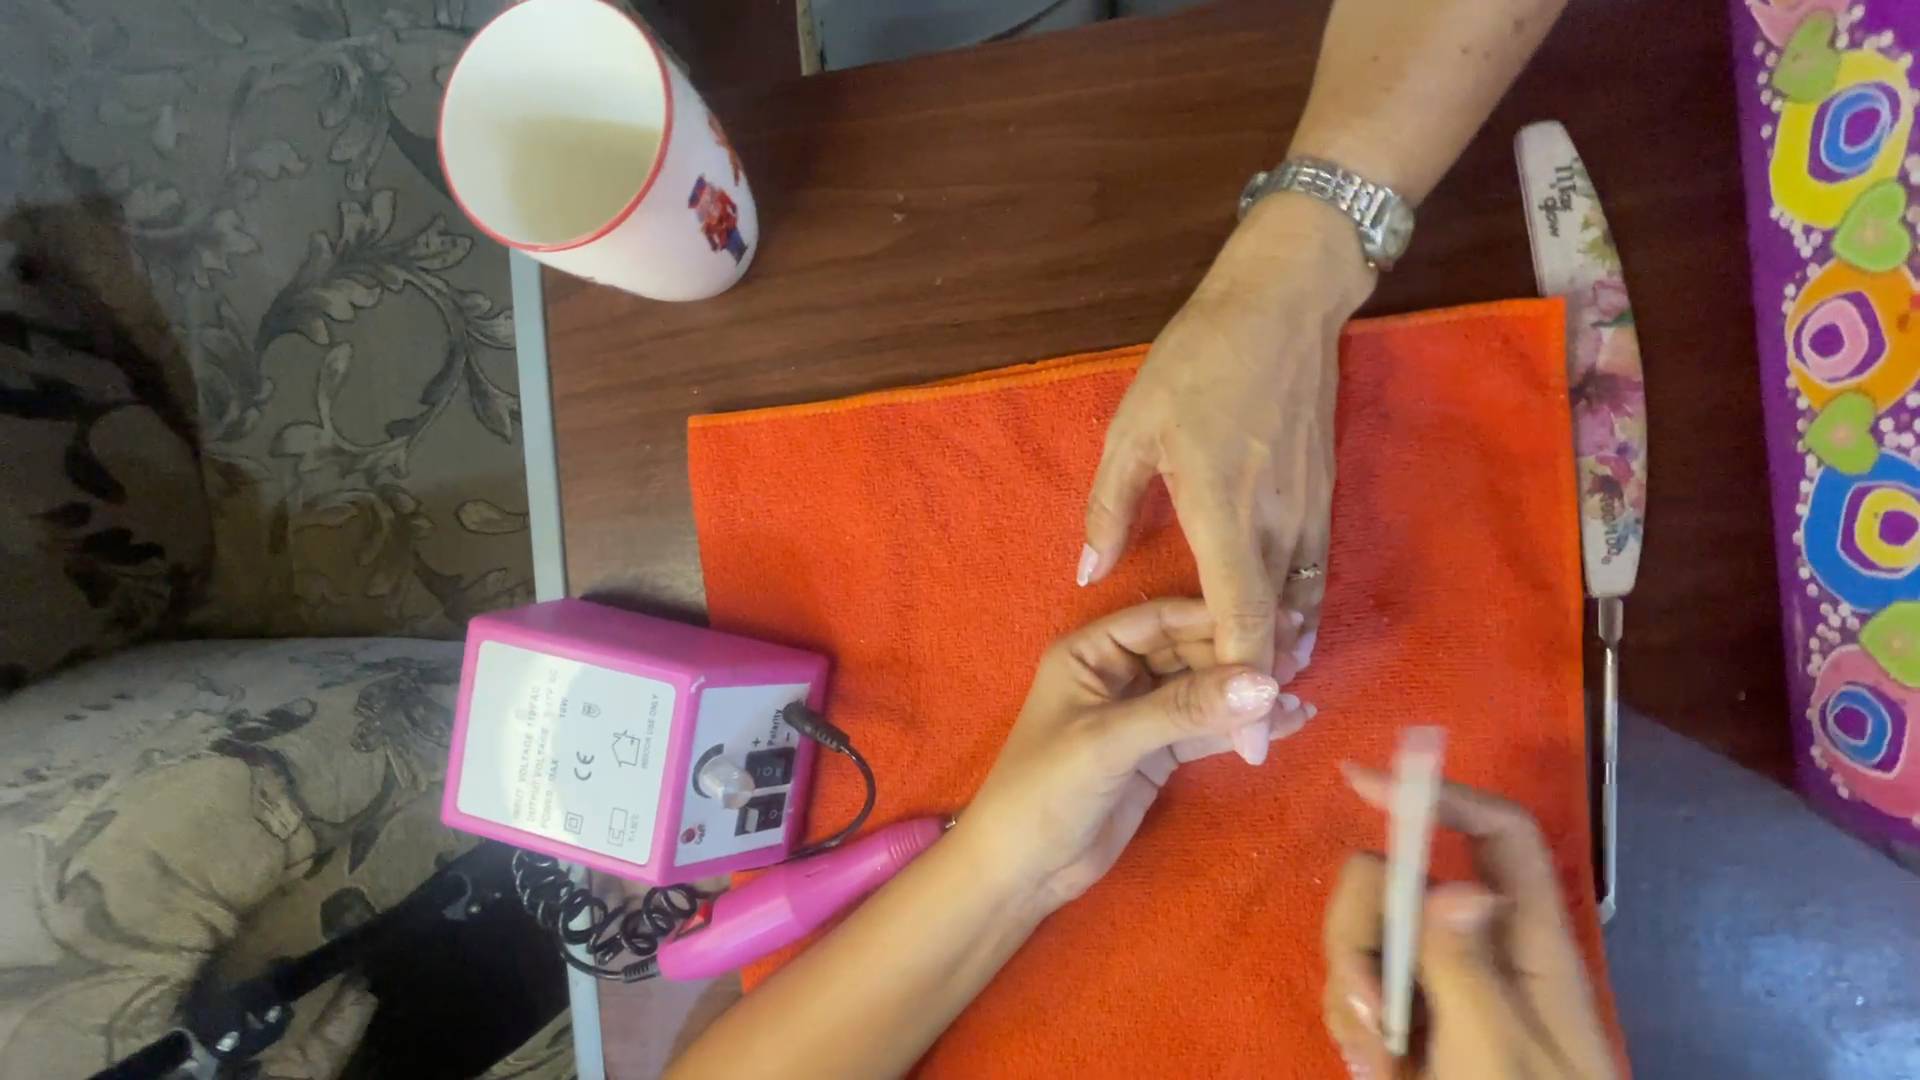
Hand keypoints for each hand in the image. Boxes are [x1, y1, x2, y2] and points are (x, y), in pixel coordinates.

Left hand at [953, 598, 1316, 918]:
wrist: (1022, 870)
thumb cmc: (1045, 791)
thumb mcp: (1109, 742)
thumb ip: (1183, 710)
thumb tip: (1264, 682)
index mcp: (1089, 651)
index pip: (1160, 620)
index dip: (1214, 619)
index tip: (1275, 620)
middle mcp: (1115, 671)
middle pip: (1187, 650)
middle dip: (1237, 656)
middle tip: (1298, 657)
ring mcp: (1138, 712)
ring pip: (1201, 690)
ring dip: (1246, 693)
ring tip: (1303, 692)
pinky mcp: (1156, 750)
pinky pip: (1205, 729)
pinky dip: (1241, 727)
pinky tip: (1287, 724)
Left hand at [1081, 196, 1373, 757]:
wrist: (1280, 306)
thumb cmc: (1193, 367)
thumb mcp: (1130, 433)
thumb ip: (1109, 509)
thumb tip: (1088, 570)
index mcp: (1221, 511)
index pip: (1237, 618)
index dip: (1241, 684)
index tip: (1246, 742)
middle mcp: (1274, 523)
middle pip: (1277, 627)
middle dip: (1265, 687)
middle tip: (1248, 740)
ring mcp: (1308, 510)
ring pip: (1301, 606)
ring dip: (1284, 655)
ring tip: (1259, 701)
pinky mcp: (1322, 496)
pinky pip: (1312, 575)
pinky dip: (1298, 615)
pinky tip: (1281, 635)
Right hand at [1321, 766, 1615, 1079]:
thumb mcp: (1499, 1062)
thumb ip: (1470, 975)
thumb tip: (1452, 885)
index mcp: (1528, 947)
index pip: (1497, 836)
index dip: (1438, 794)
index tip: (1357, 782)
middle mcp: (1474, 946)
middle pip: (1395, 878)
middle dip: (1361, 929)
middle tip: (1366, 1001)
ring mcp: (1434, 978)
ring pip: (1360, 926)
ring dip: (1348, 985)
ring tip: (1372, 1062)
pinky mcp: (1400, 1009)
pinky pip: (1348, 974)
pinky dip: (1344, 1013)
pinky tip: (1368, 1066)